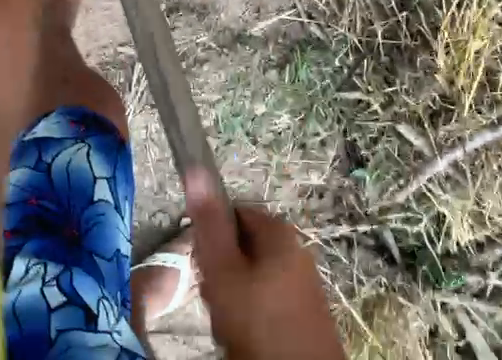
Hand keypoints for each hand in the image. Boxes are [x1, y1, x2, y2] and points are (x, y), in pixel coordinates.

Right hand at [186, 169, 345, 359]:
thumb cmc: (258, 320)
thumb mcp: (223, 269)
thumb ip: (209, 222)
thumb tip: (195, 168)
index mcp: (279, 231)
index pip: (233, 212)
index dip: (211, 233)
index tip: (202, 261)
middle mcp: (296, 249)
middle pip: (241, 246)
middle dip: (221, 269)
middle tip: (214, 294)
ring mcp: (303, 282)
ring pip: (251, 276)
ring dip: (233, 295)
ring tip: (228, 319)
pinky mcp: (305, 312)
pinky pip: (267, 299)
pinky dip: (251, 313)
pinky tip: (245, 333)